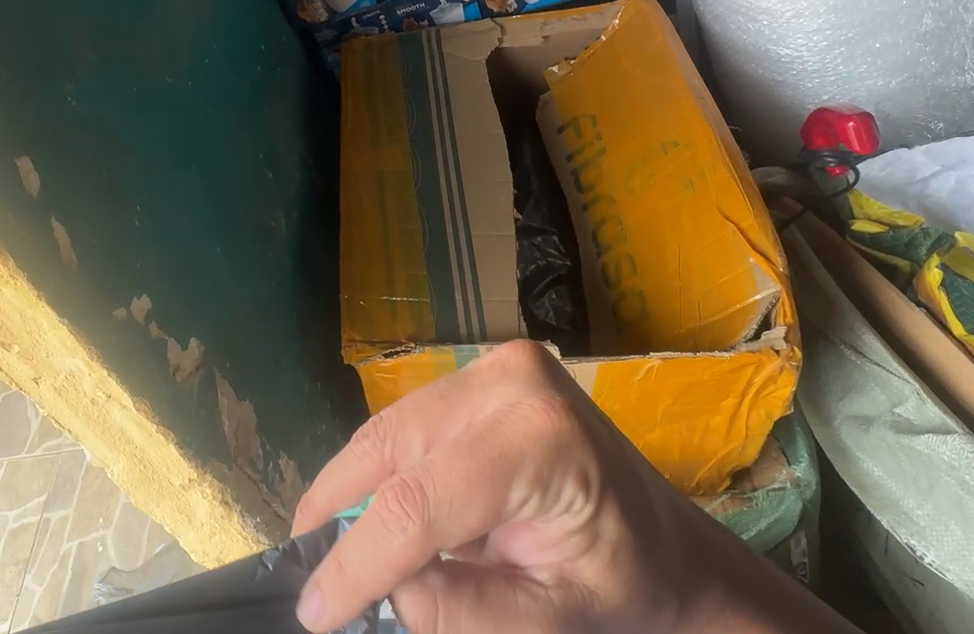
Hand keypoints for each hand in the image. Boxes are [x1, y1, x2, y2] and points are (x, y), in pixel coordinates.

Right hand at [290, 340, 858, 632]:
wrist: (670, 543)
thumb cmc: (624, 588)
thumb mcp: (547, 622)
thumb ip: (455, 610)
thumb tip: (379, 586)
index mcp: (540, 441)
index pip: (420, 502)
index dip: (358, 558)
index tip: (313, 608)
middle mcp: (509, 381)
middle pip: (392, 448)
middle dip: (337, 508)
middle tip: (303, 564)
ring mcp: (494, 364)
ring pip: (390, 429)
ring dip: (352, 486)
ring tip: (327, 540)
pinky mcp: (481, 369)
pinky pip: (408, 421)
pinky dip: (381, 466)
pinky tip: (367, 506)